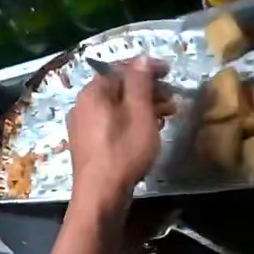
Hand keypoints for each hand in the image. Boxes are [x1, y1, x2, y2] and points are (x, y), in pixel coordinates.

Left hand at [68, 58, 163, 214]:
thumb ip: (140, 83)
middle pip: (119, 88)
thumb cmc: (123, 151)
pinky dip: (130, 122)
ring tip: (165, 117)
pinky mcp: (87, 143)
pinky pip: (111, 122)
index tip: (170, 73)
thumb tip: (142, 58)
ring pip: (116, 107)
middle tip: (171, 100)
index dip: (148, 68)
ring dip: (142, 108)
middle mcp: (82, 104)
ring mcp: (82, 125)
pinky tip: (145, 133)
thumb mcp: (139, 113)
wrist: (100, 195)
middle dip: (147, 91)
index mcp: (93, 92)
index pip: (122, 68)